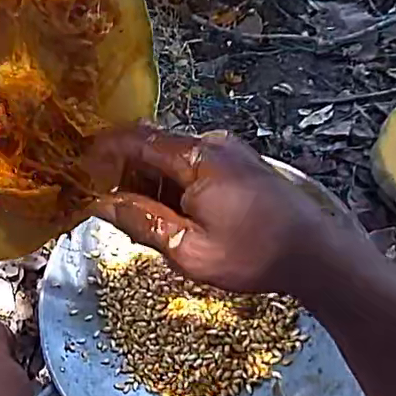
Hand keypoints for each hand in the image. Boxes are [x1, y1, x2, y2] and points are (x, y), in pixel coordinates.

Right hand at [87, 125, 358, 294]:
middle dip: (126, 176)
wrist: (316, 255)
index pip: (134, 140)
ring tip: (149, 224)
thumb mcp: (188, 249)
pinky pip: (192, 167)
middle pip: (151, 148)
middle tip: (112, 210)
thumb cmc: (254, 255)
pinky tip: (177, 218)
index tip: (79, 170)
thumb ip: (141, 221)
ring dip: (151, 185)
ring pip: (171, 160)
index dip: (102, 152)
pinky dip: (174, 187)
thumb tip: (100, 203)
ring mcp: (228, 152)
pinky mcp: (239, 164)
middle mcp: (212, 144)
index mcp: (196, 158)